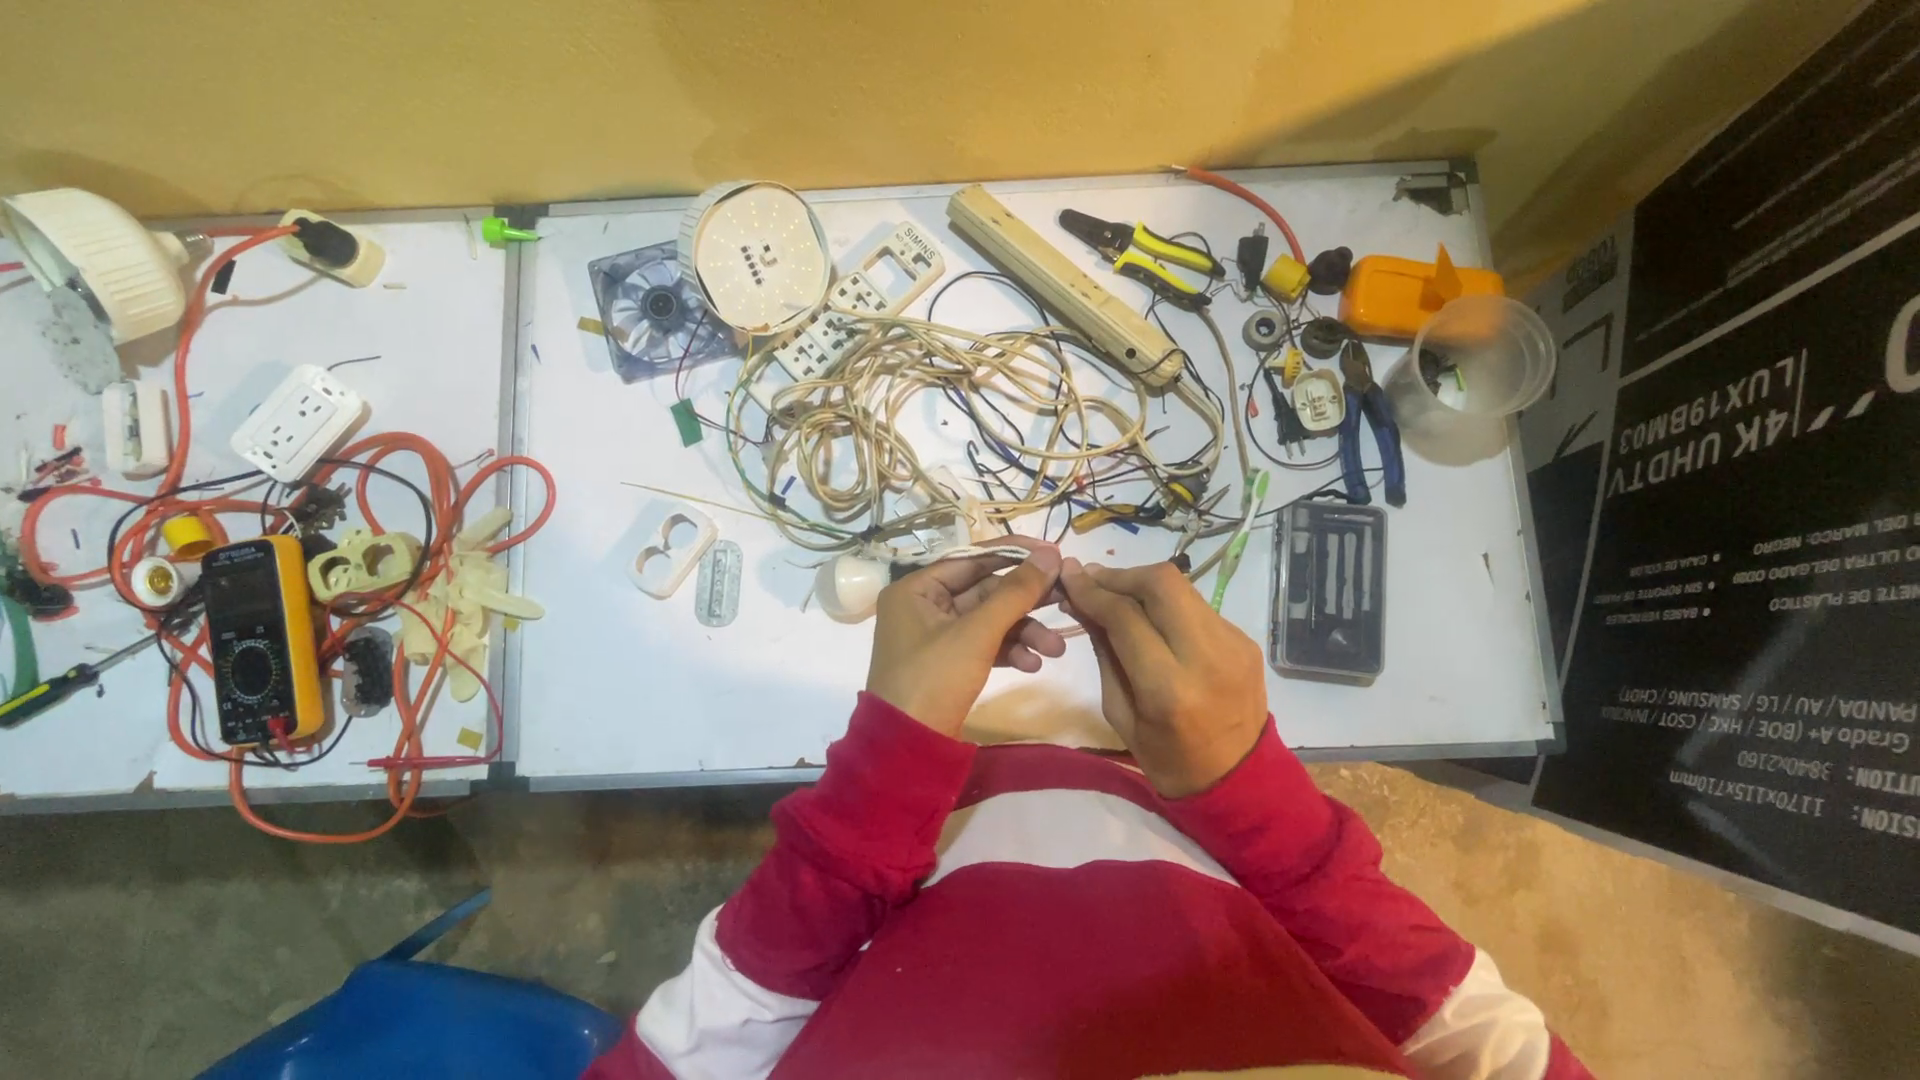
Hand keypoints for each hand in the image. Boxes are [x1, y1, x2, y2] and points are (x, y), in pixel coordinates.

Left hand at [865, 538, 1066, 737]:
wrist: (909, 748)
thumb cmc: (934, 679)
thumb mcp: (977, 633)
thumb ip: (1015, 592)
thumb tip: (1049, 554)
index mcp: (915, 589)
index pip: (972, 559)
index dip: (1015, 555)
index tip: (1054, 554)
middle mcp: (923, 606)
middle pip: (984, 591)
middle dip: (1026, 602)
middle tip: (1066, 597)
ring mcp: (936, 637)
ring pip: (989, 621)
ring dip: (1024, 631)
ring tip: (1057, 648)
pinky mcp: (949, 664)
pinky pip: (984, 645)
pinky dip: (1009, 651)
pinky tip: (1034, 664)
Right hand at [1058, 558, 1267, 796]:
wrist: (1240, 780)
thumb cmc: (1167, 758)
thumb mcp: (1120, 713)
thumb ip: (1105, 653)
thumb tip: (1084, 605)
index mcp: (1168, 688)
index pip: (1125, 617)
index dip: (1092, 590)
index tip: (1068, 575)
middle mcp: (1205, 657)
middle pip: (1161, 584)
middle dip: (1121, 575)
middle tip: (1093, 580)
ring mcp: (1232, 644)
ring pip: (1182, 587)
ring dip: (1143, 584)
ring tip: (1116, 593)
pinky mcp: (1245, 640)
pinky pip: (1197, 606)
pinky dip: (1167, 604)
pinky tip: (1150, 617)